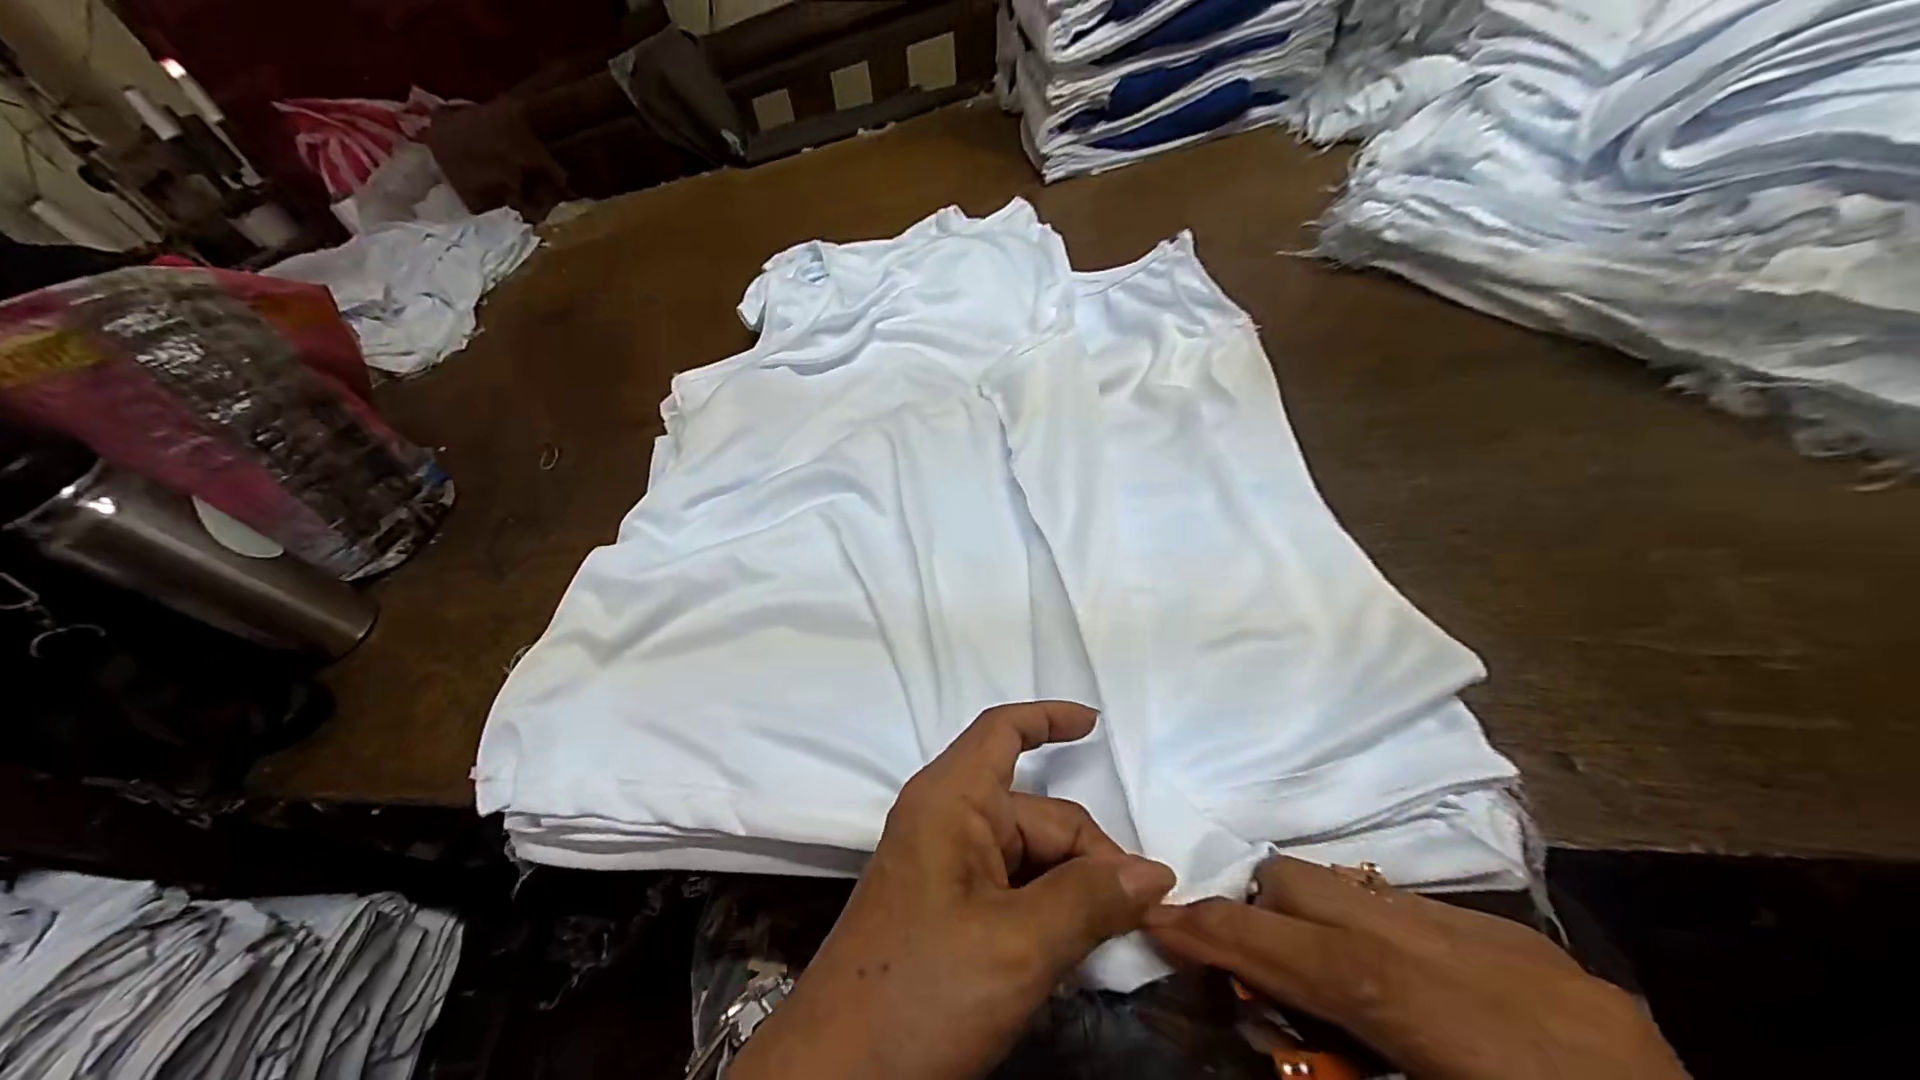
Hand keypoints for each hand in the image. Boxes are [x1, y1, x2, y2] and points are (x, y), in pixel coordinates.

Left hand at [729, 702, 1175, 1079]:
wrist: (837, 1074)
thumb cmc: (921, 991)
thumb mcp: (1017, 945)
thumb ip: (1090, 900)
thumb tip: (1155, 873)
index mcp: (951, 800)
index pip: (1002, 733)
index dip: (1049, 718)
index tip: (1097, 723)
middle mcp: (947, 821)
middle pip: (1038, 813)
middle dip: (1090, 856)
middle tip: (1137, 916)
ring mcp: (946, 866)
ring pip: (1032, 857)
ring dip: (1074, 891)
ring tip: (1107, 942)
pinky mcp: (947, 907)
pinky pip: (1014, 889)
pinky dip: (1049, 911)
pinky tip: (1074, 952)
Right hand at [1147, 857, 1688, 1079]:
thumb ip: (1337, 1063)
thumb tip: (1258, 1005)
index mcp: (1473, 1027)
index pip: (1321, 959)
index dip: (1231, 937)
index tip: (1160, 919)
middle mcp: (1493, 963)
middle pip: (1324, 887)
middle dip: (1258, 911)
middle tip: (1236, 960)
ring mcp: (1520, 946)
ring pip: (1361, 887)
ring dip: (1313, 919)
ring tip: (1308, 973)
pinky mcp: (1536, 946)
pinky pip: (1414, 910)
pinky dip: (1371, 934)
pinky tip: (1387, 985)